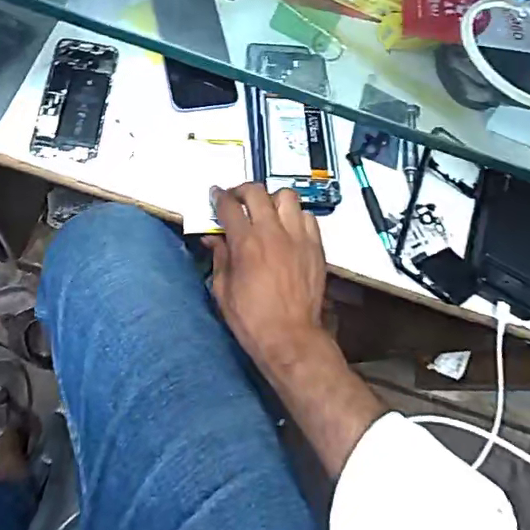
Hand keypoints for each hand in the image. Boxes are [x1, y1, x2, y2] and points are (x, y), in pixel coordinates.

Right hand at [206, 182, 385, 476]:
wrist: (291, 338)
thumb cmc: (253, 320)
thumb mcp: (223, 291)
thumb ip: (219, 258)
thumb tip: (214, 238)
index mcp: (246, 243)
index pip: (229, 205)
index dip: (219, 196)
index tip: (216, 195)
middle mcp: (272, 232)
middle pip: (256, 191)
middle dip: (242, 191)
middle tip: (237, 200)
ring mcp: (297, 237)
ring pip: (286, 196)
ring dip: (272, 199)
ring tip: (266, 211)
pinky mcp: (315, 246)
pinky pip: (307, 216)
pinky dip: (296, 216)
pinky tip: (288, 228)